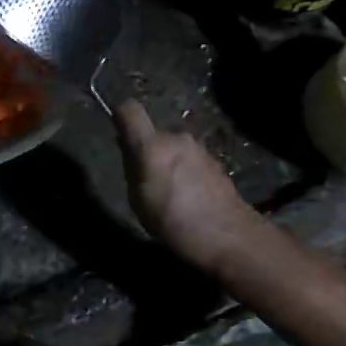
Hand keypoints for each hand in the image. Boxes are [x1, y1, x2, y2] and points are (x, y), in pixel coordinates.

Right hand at [114, 100, 259, 269]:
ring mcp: (198, 149)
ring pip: (172, 148)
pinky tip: (189, 198)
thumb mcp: (139, 202)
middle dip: (146, 152)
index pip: (129, 110)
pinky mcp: (214, 161)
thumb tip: (131, 153)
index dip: (120, 115)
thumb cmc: (174, 222)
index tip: (117, 131)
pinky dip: (184, 171)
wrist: (228, 235)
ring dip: (167, 163)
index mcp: (152, 146)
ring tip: (170, 194)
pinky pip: (188, 159)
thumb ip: (132, 172)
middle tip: (145, 181)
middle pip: (153, 136)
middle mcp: (176, 139)